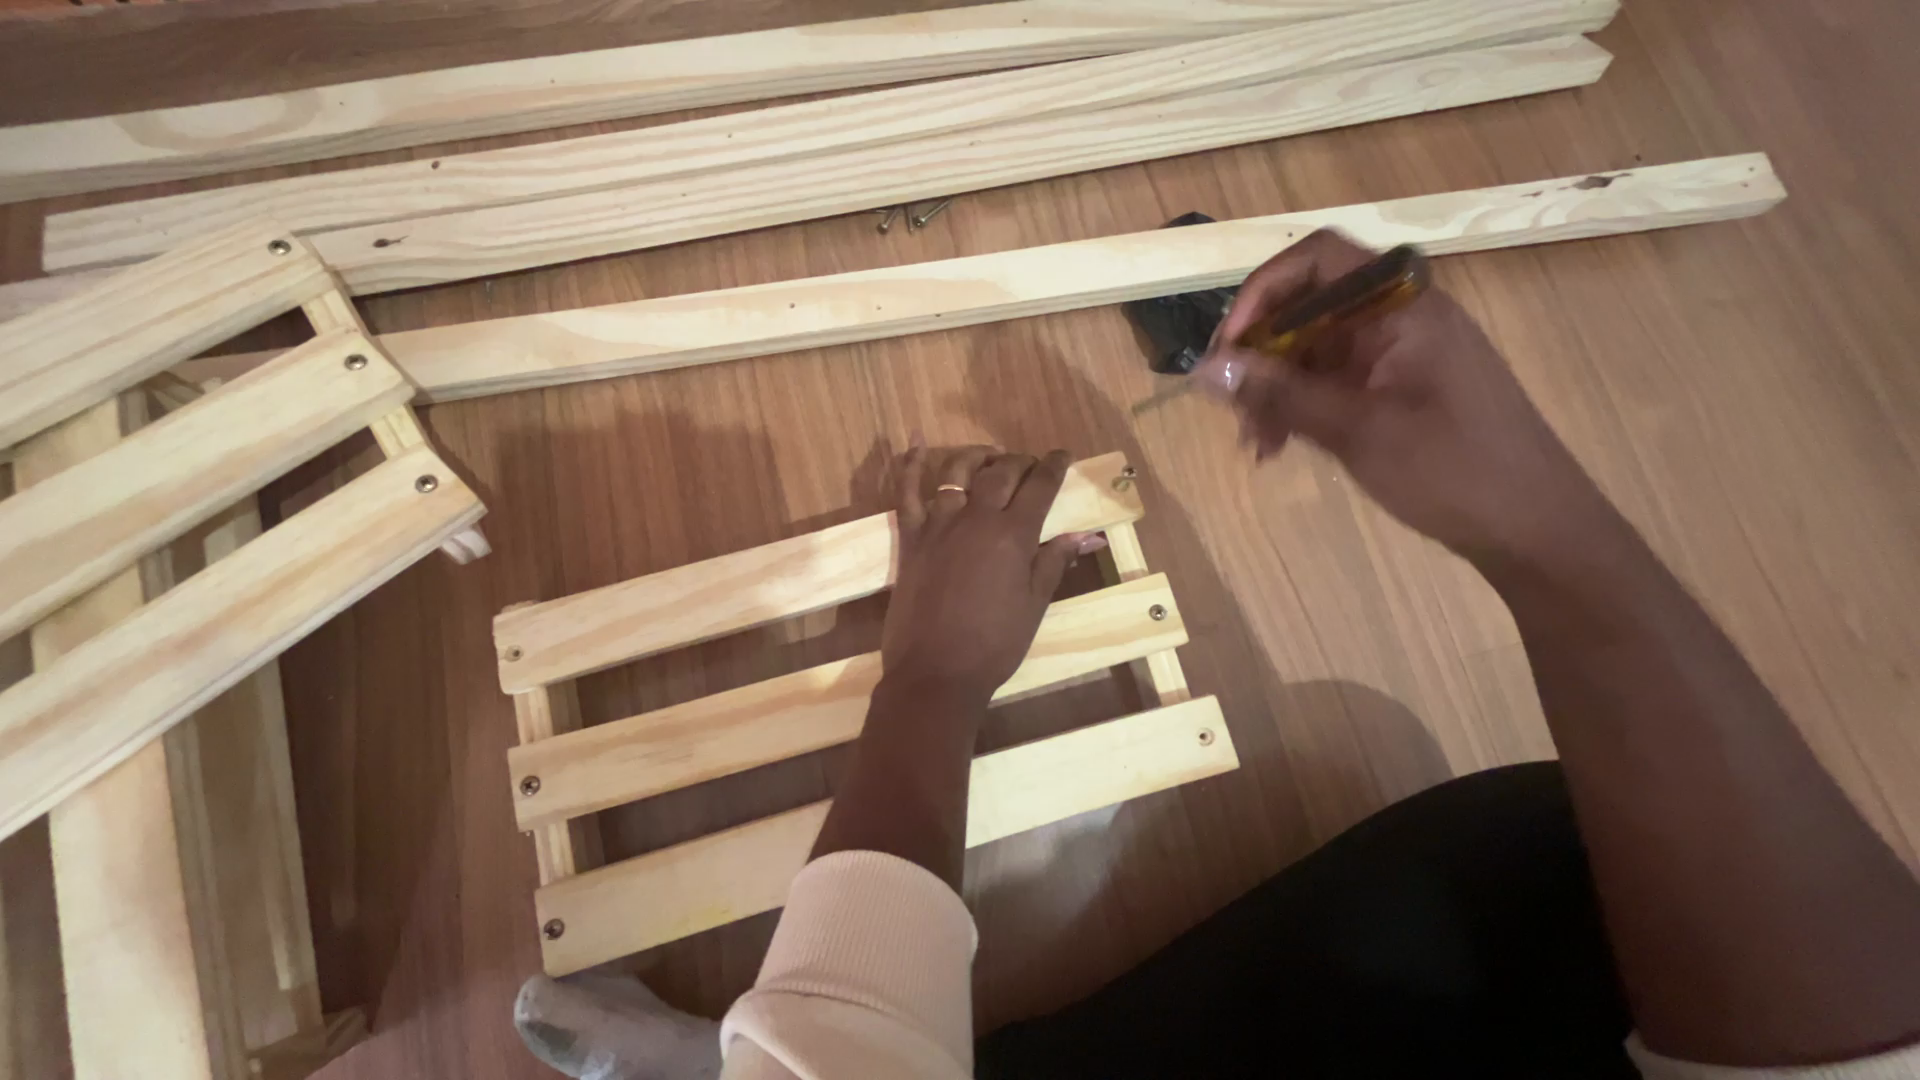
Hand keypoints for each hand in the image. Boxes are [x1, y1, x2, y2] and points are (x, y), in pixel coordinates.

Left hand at [881, 444, 1107, 701]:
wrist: (935, 672)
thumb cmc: (994, 646)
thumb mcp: (1034, 606)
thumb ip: (1053, 563)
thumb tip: (1085, 535)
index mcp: (1014, 536)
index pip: (1040, 487)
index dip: (1054, 467)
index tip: (1062, 456)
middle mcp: (977, 519)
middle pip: (1000, 473)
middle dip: (1019, 461)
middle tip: (1029, 463)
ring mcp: (939, 525)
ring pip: (957, 472)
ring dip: (976, 456)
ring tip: (989, 453)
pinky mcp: (910, 538)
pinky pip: (907, 492)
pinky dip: (911, 464)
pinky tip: (916, 442)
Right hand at [1197, 229, 1615, 564]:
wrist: (1534, 527)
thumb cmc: (1454, 470)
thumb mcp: (1357, 431)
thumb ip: (1280, 395)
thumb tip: (1205, 371)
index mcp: (1401, 307)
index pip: (1318, 258)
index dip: (1262, 291)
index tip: (1230, 347)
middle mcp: (1397, 318)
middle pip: (1306, 308)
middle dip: (1260, 356)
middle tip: (1232, 410)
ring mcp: (1397, 355)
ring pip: (1312, 351)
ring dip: (1273, 390)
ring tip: (1256, 444)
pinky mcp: (1394, 389)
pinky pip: (1330, 382)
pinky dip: (1297, 408)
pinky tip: (1279, 448)